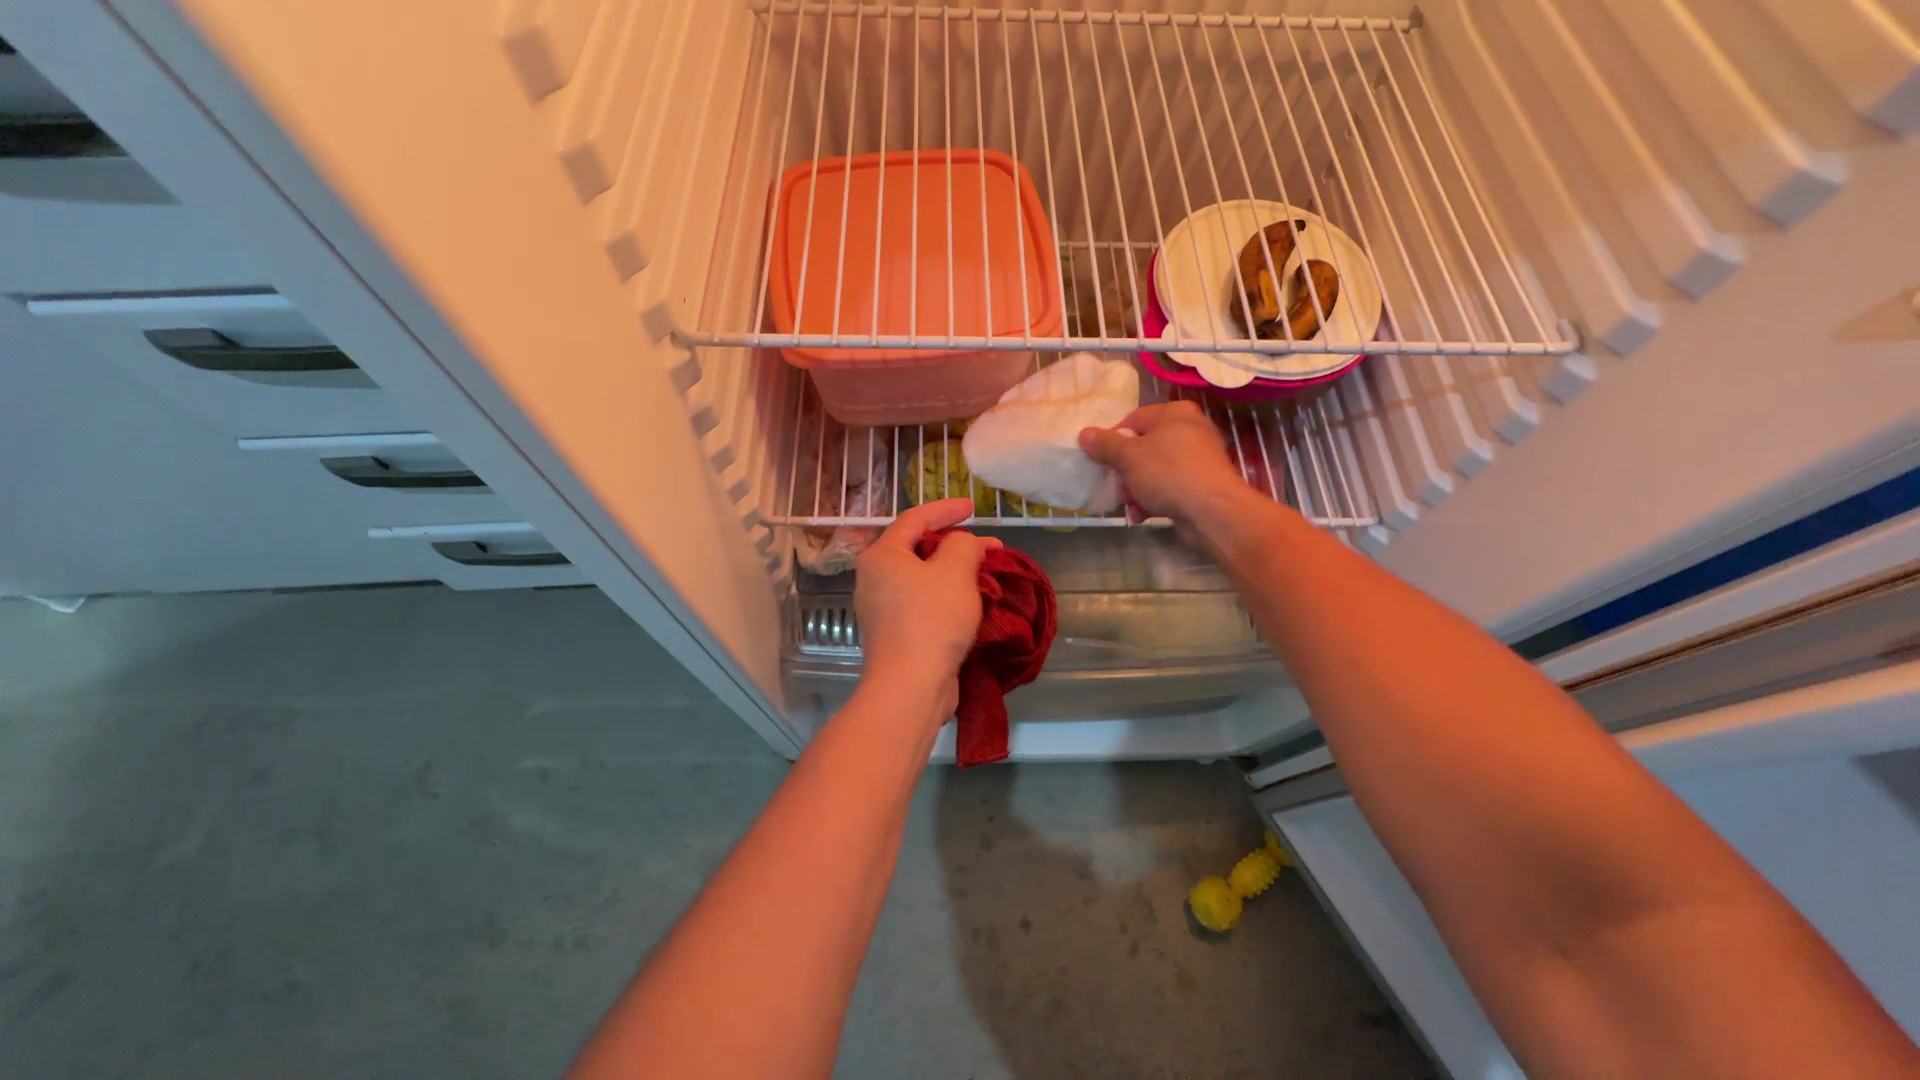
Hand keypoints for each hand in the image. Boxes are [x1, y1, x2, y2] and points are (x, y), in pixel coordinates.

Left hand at [854, 498, 1002, 716]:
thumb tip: (966, 544)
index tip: (973, 507)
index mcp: (882, 555)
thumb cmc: (931, 620)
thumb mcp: (955, 571)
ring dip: (954, 573)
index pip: (915, 518)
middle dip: (954, 545)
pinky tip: (971, 604)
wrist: (911, 686)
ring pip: (922, 579)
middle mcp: (874, 579)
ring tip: (985, 574)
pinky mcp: (895, 635)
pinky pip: (923, 604)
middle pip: (917, 549)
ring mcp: (882, 610)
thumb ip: (964, 545)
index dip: (946, 509)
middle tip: (987, 547)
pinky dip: (947, 597)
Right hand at [1078, 401, 1253, 542]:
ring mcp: (1199, 458)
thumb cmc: (1168, 472)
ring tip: (1129, 504)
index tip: (1101, 459)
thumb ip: (1105, 445)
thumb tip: (1084, 434)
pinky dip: (1154, 499)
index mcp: (1175, 413)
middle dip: (1125, 470)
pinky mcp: (1202, 483)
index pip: (1134, 419)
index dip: (1113, 439)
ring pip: (1155, 470)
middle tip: (1114, 485)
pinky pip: (1170, 486)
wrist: (1211, 510)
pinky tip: (1142, 514)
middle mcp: (1190, 430)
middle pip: (1144, 447)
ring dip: (1136, 488)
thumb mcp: (1129, 456)